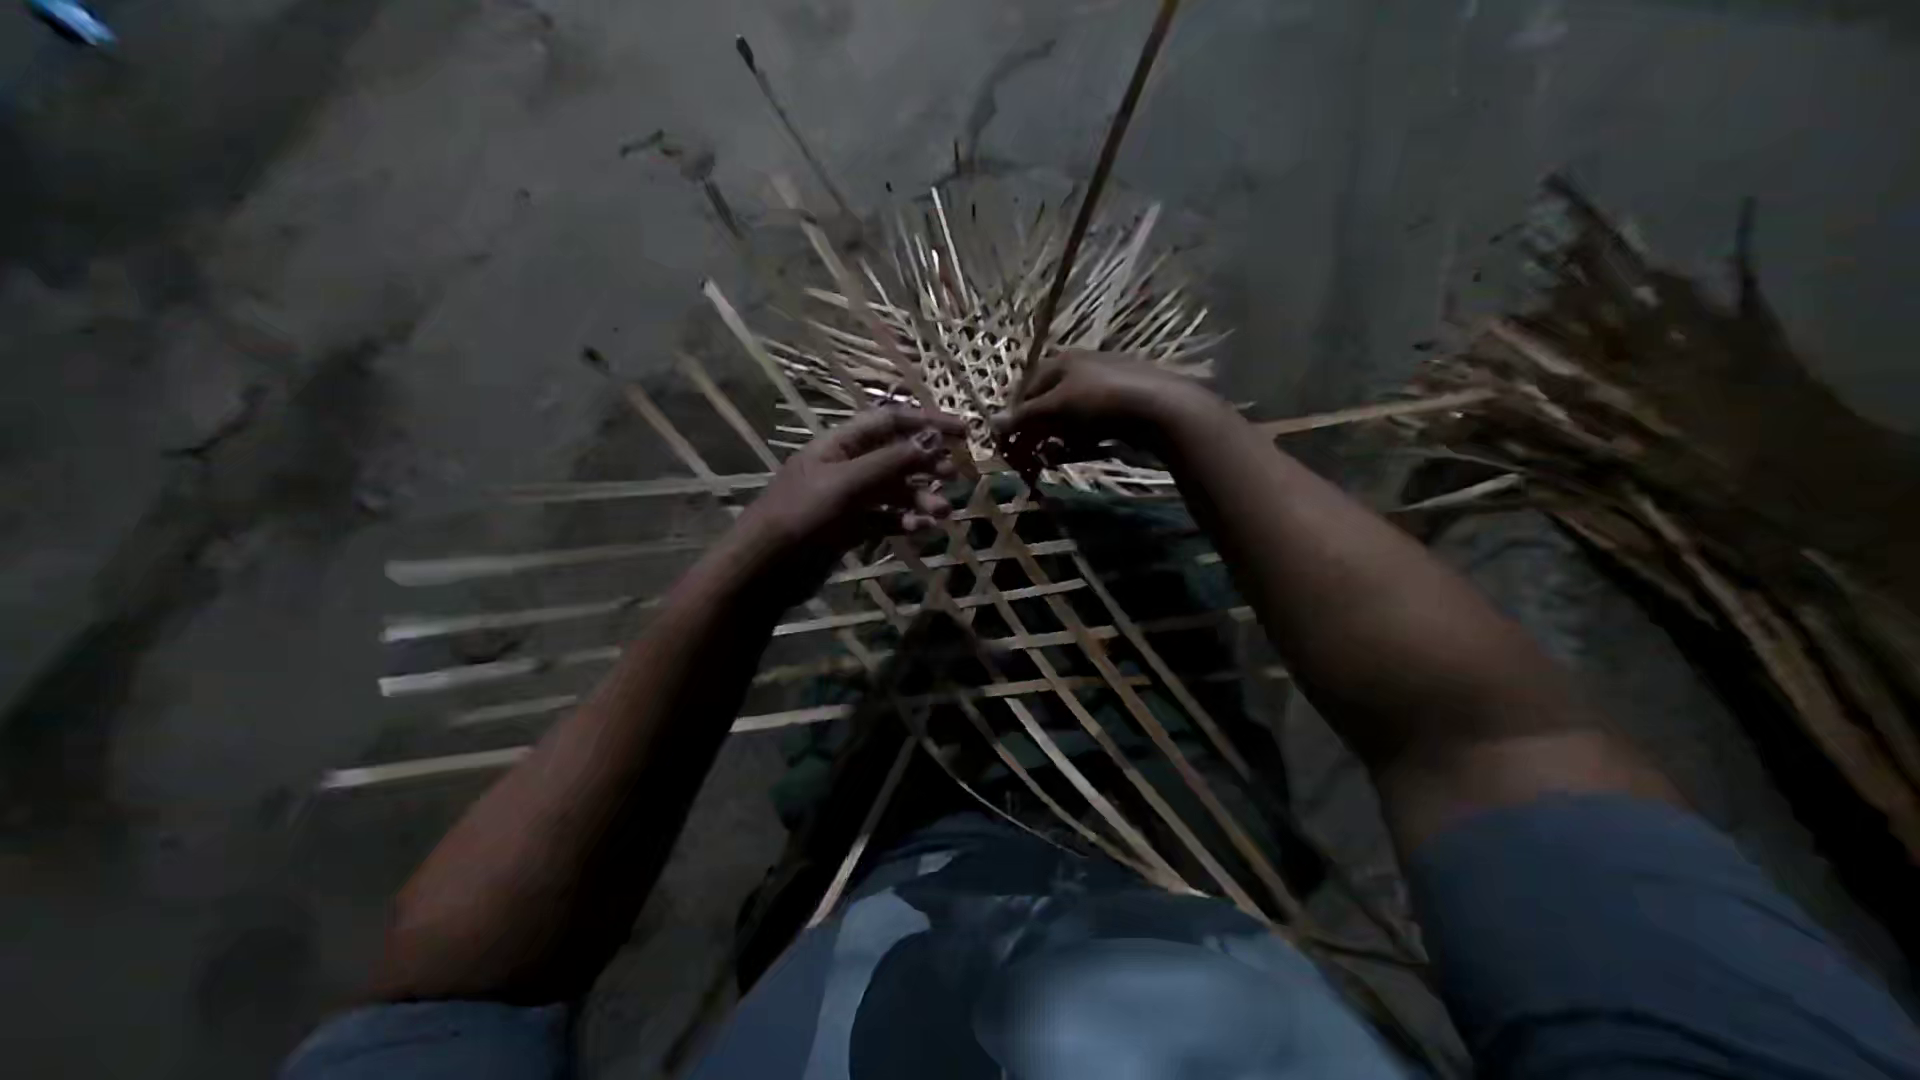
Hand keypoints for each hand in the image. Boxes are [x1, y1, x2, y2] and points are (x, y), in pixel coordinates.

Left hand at [735, 406, 965, 564]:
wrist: (765, 569)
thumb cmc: (801, 516)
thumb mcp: (846, 484)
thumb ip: (891, 462)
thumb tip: (934, 440)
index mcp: (840, 444)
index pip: (891, 421)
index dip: (928, 423)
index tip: (964, 433)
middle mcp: (847, 466)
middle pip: (896, 456)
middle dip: (927, 465)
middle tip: (955, 476)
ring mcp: (849, 498)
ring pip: (894, 491)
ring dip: (920, 499)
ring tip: (942, 514)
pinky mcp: (850, 528)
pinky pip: (886, 518)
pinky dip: (904, 522)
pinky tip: (920, 531)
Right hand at [993, 350, 1217, 469]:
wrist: (1159, 407)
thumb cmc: (1100, 400)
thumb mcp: (1057, 406)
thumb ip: (1025, 416)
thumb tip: (991, 423)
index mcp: (1063, 360)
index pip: (1028, 387)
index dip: (1017, 414)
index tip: (1011, 440)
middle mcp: (1081, 370)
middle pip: (1049, 403)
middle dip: (1038, 430)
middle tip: (1031, 454)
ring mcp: (1103, 388)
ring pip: (1070, 417)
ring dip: (1058, 439)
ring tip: (1054, 457)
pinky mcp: (1121, 408)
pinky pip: (1091, 426)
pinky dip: (1080, 441)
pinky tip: (1079, 453)